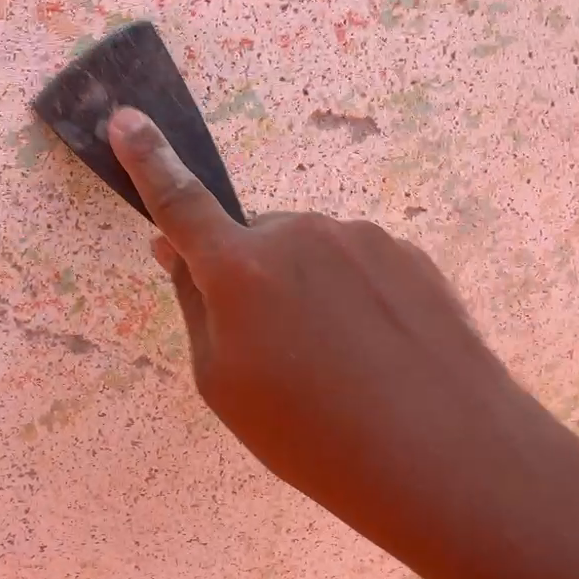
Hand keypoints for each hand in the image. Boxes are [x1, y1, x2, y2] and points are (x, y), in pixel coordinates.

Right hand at [106, 107, 572, 560]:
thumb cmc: (312, 435)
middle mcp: (298, 234)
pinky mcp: (408, 253)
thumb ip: (194, 305)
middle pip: (248, 241)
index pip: (178, 202)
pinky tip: (376, 351)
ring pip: (304, 252)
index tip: (124, 118)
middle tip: (272, 349)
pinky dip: (348, 294)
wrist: (454, 460)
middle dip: (245, 276)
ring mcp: (360, 238)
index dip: (147, 159)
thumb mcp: (222, 384)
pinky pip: (352, 263)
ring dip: (300, 287)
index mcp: (240, 268)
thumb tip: (177, 251)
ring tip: (337, 361)